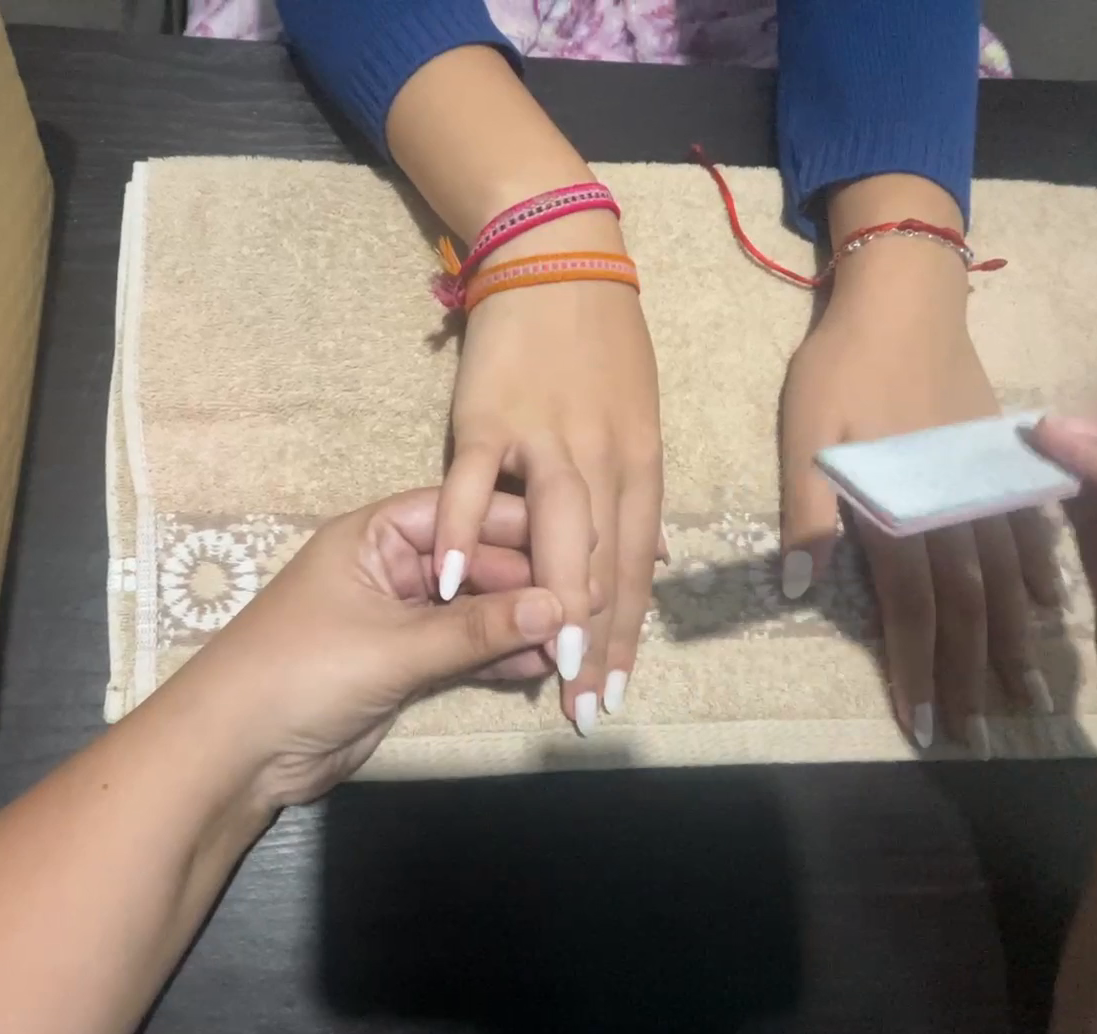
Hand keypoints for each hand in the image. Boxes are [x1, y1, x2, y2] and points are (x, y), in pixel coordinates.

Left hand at [169, 488, 563, 807]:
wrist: (238, 751)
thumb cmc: (303, 672)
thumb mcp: (392, 645)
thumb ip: (476, 629)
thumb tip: (561, 608)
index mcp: (377, 534)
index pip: (461, 514)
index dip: (520, 530)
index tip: (578, 550)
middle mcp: (393, 566)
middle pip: (474, 564)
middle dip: (528, 588)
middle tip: (587, 610)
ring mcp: (401, 616)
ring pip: (474, 611)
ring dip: (520, 626)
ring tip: (577, 643)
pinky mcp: (406, 663)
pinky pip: (463, 650)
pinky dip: (498, 658)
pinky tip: (542, 666)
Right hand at [439, 228, 662, 734]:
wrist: (560, 261)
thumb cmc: (599, 347)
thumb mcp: (638, 421)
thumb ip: (634, 494)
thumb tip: (650, 559)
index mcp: (637, 467)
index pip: (635, 570)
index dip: (624, 636)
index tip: (613, 691)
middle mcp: (601, 463)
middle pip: (603, 566)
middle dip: (595, 642)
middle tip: (585, 708)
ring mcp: (544, 440)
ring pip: (556, 535)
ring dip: (550, 604)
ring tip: (546, 669)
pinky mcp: (488, 419)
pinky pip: (471, 484)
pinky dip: (459, 532)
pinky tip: (446, 583)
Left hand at [779, 248, 1060, 752]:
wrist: (903, 306)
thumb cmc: (841, 373)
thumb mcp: (805, 439)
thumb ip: (810, 515)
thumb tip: (801, 590)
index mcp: (900, 514)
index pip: (911, 611)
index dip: (916, 670)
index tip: (926, 726)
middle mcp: (954, 513)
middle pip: (965, 611)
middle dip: (968, 676)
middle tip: (979, 735)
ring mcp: (989, 489)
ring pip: (1006, 583)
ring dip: (1013, 643)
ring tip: (1028, 698)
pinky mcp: (1005, 466)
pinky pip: (1034, 535)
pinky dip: (1042, 579)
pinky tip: (1048, 612)